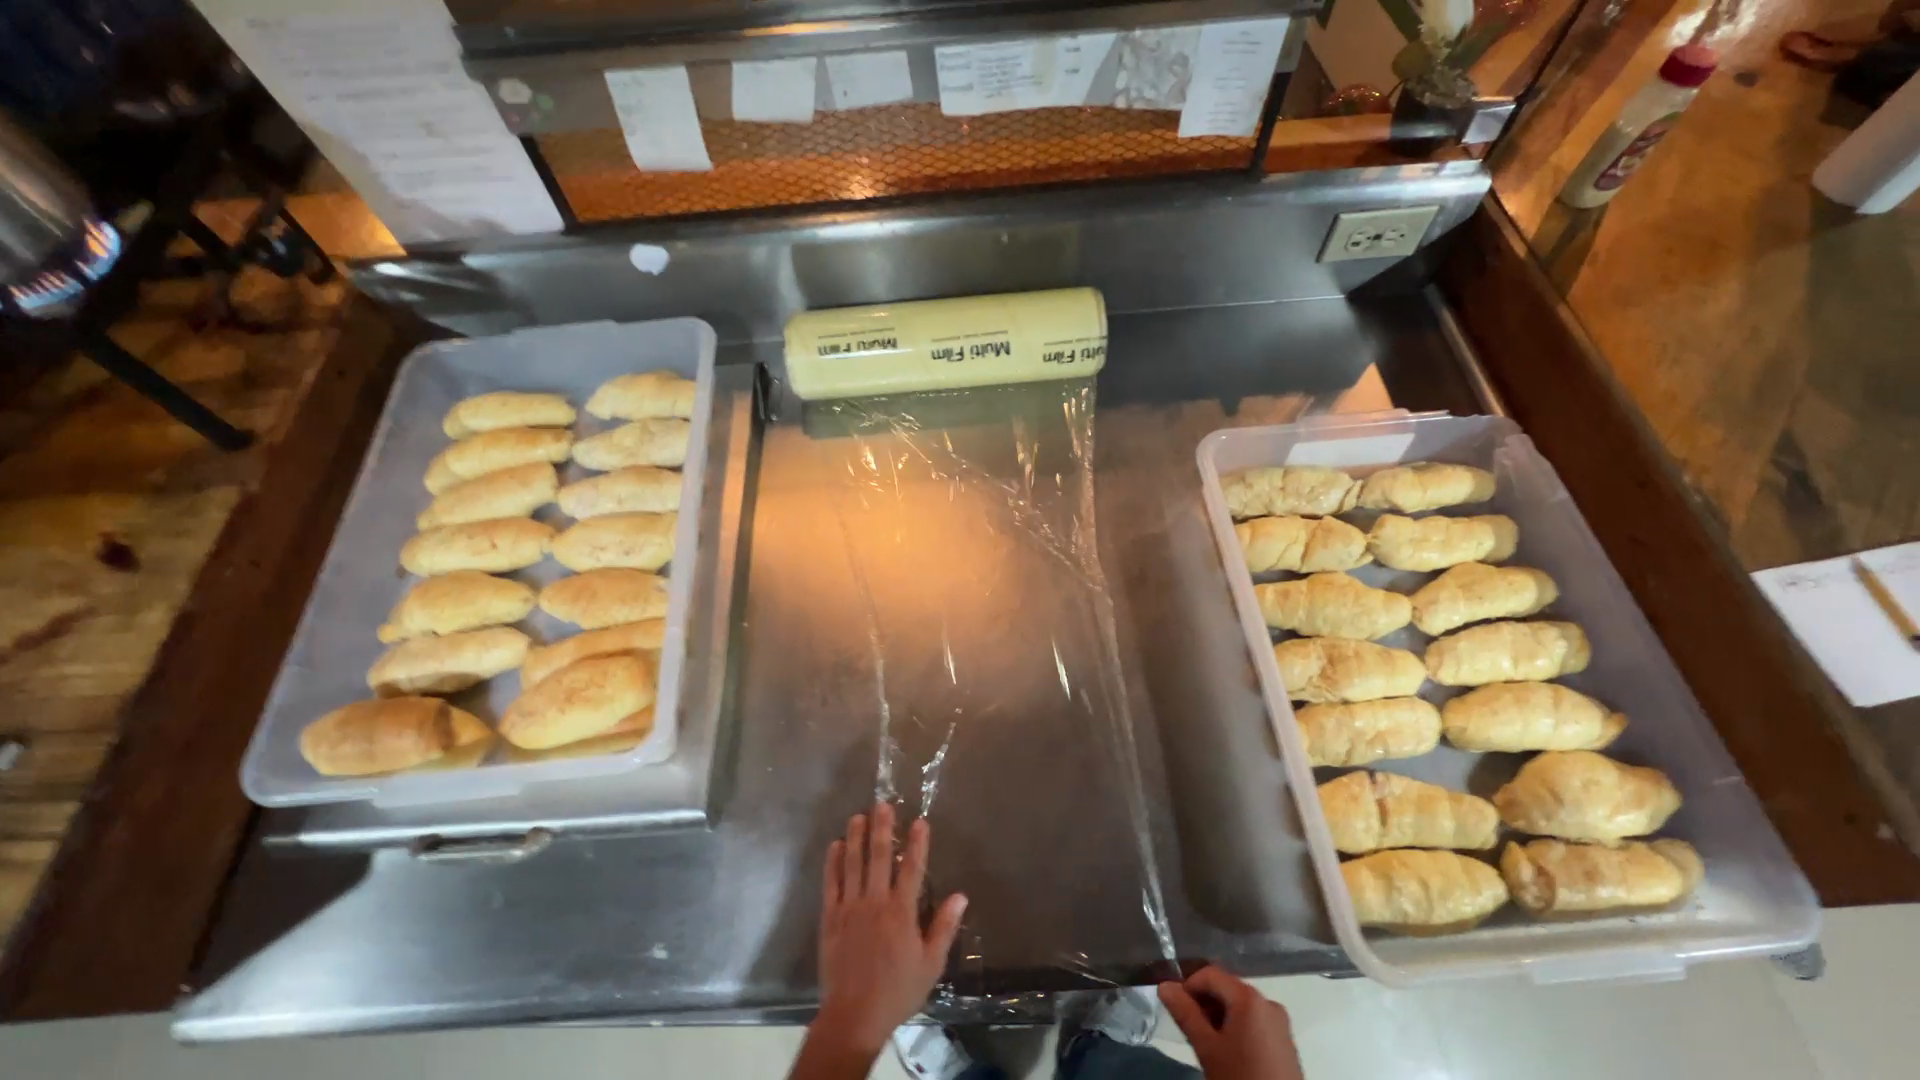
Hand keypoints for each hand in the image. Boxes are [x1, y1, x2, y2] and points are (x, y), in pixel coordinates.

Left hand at [793, 802, 967, 1078]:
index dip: (917, 844)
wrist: (854, 1014)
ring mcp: (850, 908)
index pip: (912, 869)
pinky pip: (831, 884)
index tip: (920, 821)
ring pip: (852, 864)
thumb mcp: (931, 964)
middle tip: (882, 804)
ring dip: (855, 838)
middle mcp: (875, 902)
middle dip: (882, 829)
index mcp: (901, 912)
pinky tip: (834, 846)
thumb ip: (944, 927)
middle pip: (879, 858)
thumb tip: (961, 896)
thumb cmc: (898, 990)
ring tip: (857, 816)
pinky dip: (832, 863)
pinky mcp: (830, 918)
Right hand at [1158, 966, 1303, 1079]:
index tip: (1176, 1009)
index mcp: (1249, 998)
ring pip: (1239, 1005)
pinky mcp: (1285, 1039)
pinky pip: (1254, 1020)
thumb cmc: (1240, 1077)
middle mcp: (1267, 1001)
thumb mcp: (1207, 1048)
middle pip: (1226, 988)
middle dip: (1204, 1003)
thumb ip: (1185, 1014)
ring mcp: (1279, 1021)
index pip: (1210, 974)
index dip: (1188, 986)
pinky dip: (1236, 1026)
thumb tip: (1164, 986)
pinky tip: (1229, 1051)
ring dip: (1219, 1016)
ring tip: (1208, 1042)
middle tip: (1190, 1029)